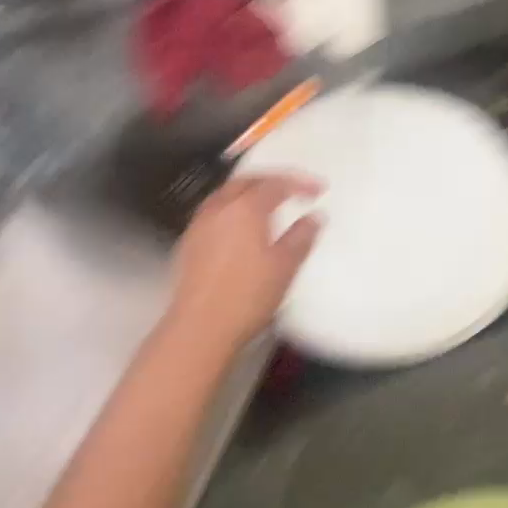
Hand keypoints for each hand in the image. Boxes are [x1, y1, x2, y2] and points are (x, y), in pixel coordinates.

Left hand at [164, 174, 322, 350]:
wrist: (200, 327)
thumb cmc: (246, 297)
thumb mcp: (284, 267)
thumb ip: (301, 237)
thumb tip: (313, 219)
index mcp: (246, 208)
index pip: (276, 183)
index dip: (300, 183)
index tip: (318, 190)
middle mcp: (219, 208)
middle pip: (247, 180)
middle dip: (272, 180)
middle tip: (293, 189)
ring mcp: (200, 224)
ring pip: (227, 194)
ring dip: (250, 191)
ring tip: (268, 204)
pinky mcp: (189, 243)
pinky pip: (214, 211)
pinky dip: (233, 208)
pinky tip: (241, 227)